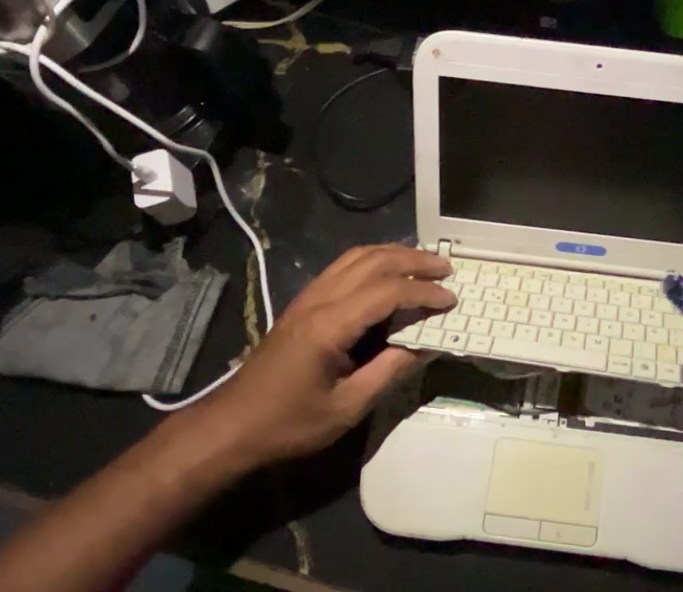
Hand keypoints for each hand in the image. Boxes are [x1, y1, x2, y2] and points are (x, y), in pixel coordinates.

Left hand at [193, 245, 453, 470]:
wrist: (231, 427)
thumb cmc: (289, 424)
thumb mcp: (347, 408)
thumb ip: (390, 371)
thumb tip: (427, 345)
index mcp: (330, 325)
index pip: (387, 292)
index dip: (423, 293)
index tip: (451, 300)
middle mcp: (319, 300)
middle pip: (374, 261)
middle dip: (414, 261)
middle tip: (446, 269)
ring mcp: (308, 298)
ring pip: (357, 257)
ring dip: (394, 254)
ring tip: (424, 264)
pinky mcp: (303, 304)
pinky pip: (344, 267)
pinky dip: (373, 261)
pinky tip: (388, 273)